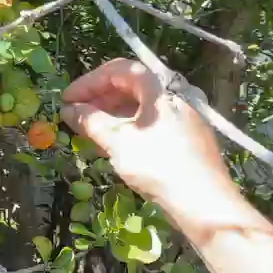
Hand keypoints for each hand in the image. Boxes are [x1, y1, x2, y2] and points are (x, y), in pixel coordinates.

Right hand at [61, 58, 237, 214]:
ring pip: (141, 107)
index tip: (68, 99)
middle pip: (131, 86)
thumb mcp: (118, 142)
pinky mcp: (188, 137)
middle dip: (100, 98)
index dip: (90, 82)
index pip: (120, 70)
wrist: (204, 202)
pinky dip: (130, 127)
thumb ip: (91, 121)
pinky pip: (152, 122)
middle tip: (76, 116)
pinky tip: (115, 145)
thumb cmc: (158, 166)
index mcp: (160, 89)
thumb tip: (69, 110)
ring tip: (91, 132)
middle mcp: (175, 95)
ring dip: (112, 114)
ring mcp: (184, 116)